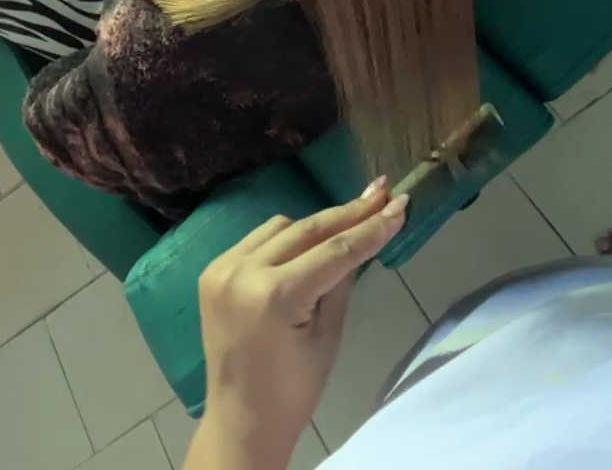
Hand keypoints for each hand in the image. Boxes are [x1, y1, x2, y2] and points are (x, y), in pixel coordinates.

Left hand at [188, 182, 408, 467]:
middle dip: (348, 212)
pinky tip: (308, 241)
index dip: (370, 227)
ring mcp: (222, 267)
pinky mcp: (212, 269)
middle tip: (381, 192)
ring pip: (280, 227)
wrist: (242, 418)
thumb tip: (360, 238)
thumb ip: (342, 281)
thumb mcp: (328, 336)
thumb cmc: (295, 389)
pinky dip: (284, 239)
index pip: (334, 251)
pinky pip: (256, 240)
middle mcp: (243, 271)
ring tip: (349, 222)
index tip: (398, 205)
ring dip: (314, 226)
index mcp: (275, 296)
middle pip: (306, 230)